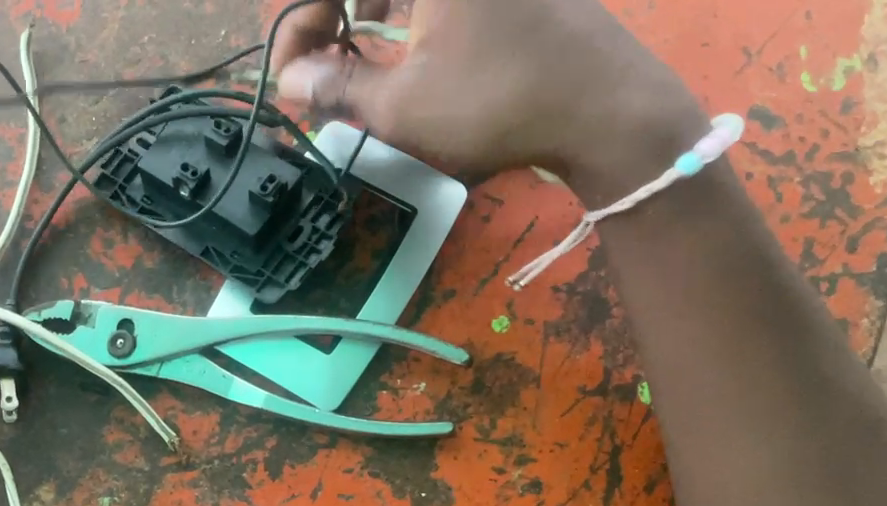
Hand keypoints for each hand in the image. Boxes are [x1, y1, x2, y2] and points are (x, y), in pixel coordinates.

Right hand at [272, 0, 706, 203]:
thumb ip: (336, 87)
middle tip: (310, 76)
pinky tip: (390, 52)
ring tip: (344, 71)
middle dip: (325, 23)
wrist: (600, 104)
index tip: (285, 80)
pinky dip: (399, 17)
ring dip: (359, 19)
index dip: (297, 28)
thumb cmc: (493, 104)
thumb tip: (290, 81)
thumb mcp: (401, 107)